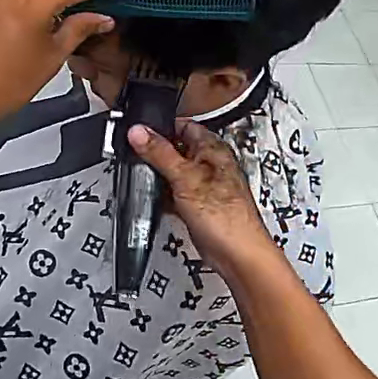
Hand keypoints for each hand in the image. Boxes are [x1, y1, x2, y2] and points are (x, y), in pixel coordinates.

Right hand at [126, 120, 275, 272]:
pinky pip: (177, 195)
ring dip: (161, 178)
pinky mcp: (199, 207)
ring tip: (148, 182)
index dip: (161, 127)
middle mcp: (211, 165)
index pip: (184, 125)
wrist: (237, 253)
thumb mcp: (184, 177)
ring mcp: (205, 187)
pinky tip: (159, 203)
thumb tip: (139, 132)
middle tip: (140, 157)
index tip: (140, 132)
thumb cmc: (227, 216)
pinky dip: (166, 198)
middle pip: (177, 150)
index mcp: (213, 149)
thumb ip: (160, 153)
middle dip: (157, 154)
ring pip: (176, 174)